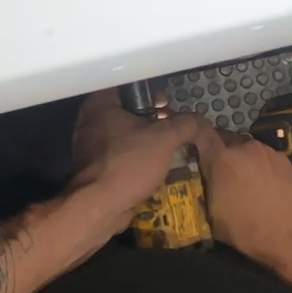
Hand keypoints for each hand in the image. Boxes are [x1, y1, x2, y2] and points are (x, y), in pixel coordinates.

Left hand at [66, 88, 219, 232]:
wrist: (100, 207)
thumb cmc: (128, 164)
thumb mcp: (164, 138)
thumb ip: (186, 124)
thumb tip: (201, 120)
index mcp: (99, 104)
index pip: (128, 85)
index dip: (151, 91)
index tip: (168, 103)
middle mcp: (90, 120)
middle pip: (127, 110)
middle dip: (152, 118)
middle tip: (171, 125)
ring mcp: (89, 144)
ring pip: (124, 134)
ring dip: (146, 139)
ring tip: (168, 146)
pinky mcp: (95, 166)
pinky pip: (120, 154)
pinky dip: (137, 156)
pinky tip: (154, 165)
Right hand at [199, 131, 291, 268]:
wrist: (291, 238)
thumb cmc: (246, 230)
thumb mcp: (212, 215)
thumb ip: (206, 188)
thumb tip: (204, 179)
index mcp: (221, 159)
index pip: (201, 133)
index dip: (196, 137)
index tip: (195, 147)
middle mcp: (243, 148)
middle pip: (226, 139)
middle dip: (221, 151)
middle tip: (221, 169)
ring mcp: (266, 151)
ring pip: (246, 147)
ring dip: (242, 157)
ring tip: (245, 178)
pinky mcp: (283, 158)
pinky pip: (264, 155)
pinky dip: (260, 164)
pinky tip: (264, 182)